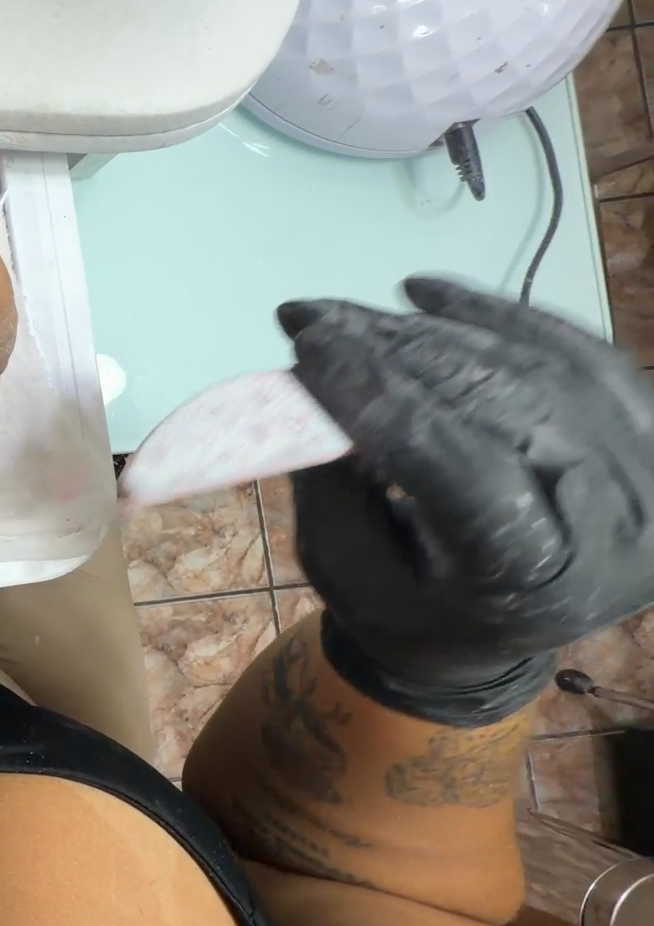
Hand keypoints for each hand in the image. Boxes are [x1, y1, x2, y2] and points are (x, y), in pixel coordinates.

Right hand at [280, 277, 653, 724]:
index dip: (378, 399)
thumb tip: (311, 389)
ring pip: (544, 369)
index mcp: (530, 578)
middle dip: (396, 350)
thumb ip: (335, 479)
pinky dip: (503, 317)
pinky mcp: (650, 438)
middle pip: (507, 406)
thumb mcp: (340, 561)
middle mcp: (622, 527)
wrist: (478, 632)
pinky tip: (432, 293)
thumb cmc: (394, 606)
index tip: (305, 348)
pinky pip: (582, 356)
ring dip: (435, 329)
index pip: (456, 466)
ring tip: (355, 311)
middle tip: (314, 319)